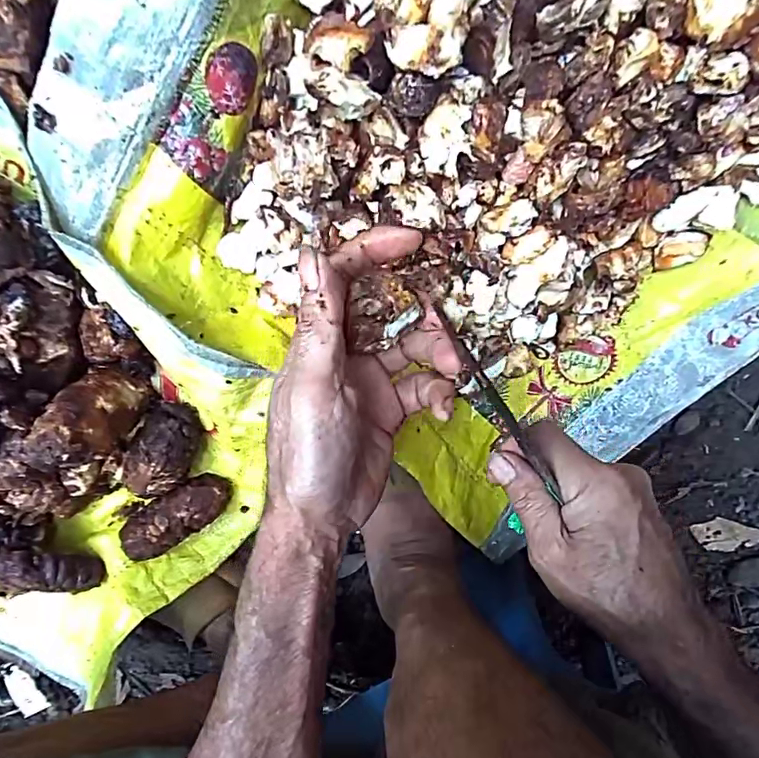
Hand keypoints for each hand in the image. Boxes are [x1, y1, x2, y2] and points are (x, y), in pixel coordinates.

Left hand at [266, 226, 461, 544]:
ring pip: (414, 349)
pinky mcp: (391, 409)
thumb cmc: (307, 453)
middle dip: (421, 316)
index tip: (412, 240)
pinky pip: (422, 387)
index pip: (341, 278)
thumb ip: (319, 325)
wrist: (322, 517)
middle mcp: (343, 354)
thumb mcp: (314, 385)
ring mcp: (370, 381)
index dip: (373, 251)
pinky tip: (441, 411)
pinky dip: (437, 393)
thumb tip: (311, 254)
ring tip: (452, 376)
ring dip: (438, 357)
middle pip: (389, 312)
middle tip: (445, 328)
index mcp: (317, 342)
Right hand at [486, 424, 705, 649]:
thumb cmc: (602, 592)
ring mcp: (636, 485)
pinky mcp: (642, 499)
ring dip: (562, 492)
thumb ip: (526, 498)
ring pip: (582, 472)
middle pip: (564, 454)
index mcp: (594, 480)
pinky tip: (586, 537)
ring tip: (561, 535)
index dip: (518, 445)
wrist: (663, 621)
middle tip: (529, 515)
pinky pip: (601, 486)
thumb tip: (501, 459)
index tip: (504, 472)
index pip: (546, 432)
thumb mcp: (549, 550)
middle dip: (539, 476)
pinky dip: (583, 501)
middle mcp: (620, 472)